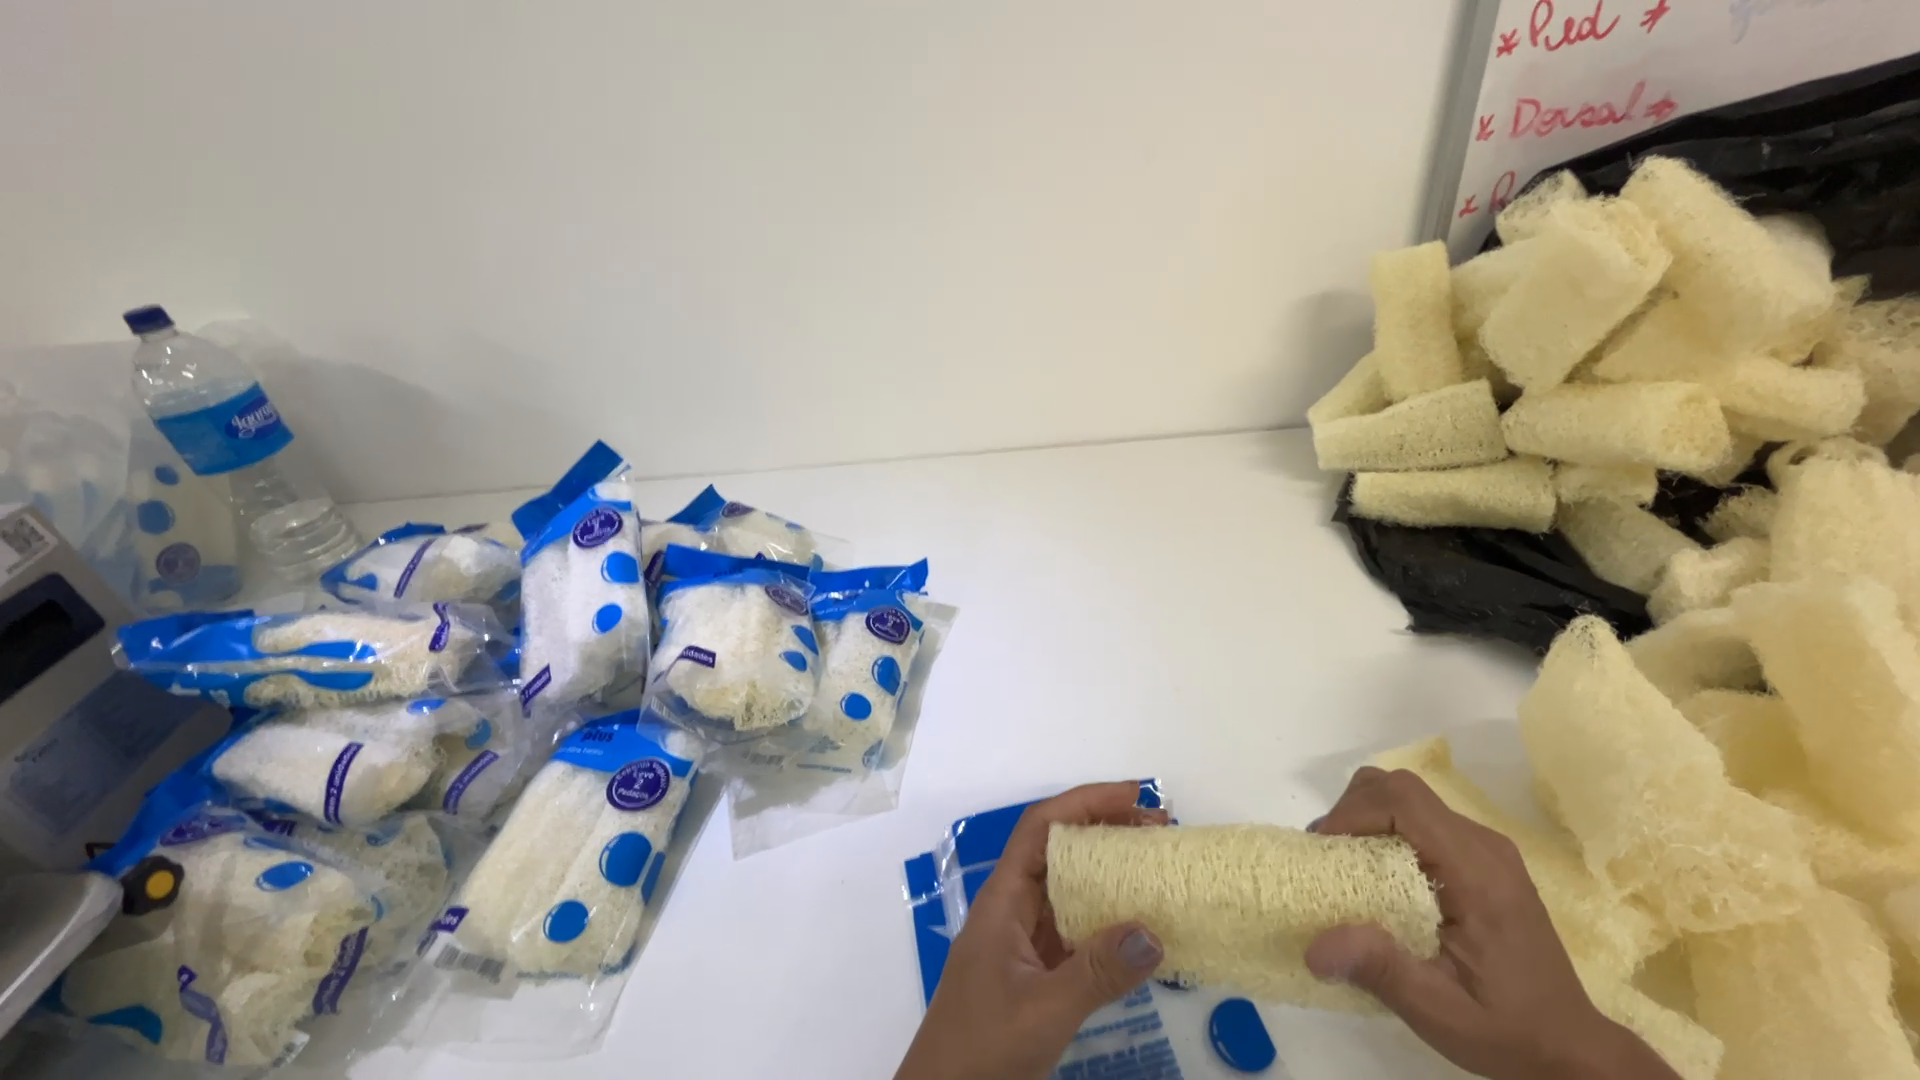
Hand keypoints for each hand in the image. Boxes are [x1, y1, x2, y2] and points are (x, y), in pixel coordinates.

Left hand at [894, 782, 1168, 1079]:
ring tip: (1157, 867)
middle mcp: (1013, 909)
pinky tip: (1140, 928)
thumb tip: (1155, 932)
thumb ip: (1096, 973)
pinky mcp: (1035, 971)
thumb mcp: (1042, 1010)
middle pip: (1059, 851)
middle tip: (1159, 829)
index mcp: (1003, 900)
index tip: (1134, 796)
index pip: (1041, 828)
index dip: (1085, 802)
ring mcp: (1023, 940)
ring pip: (1069, 889)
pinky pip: (1075, 929)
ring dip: (1109, 873)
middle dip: (1105, 830)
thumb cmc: (980, 1046)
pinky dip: (1107, 920)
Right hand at [1305, 767, 1681, 1079]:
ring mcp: (1485, 850)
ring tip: (1343, 863)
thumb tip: (1314, 947)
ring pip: (1410, 799)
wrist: (1571, 1052)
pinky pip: (1422, 821)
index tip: (1323, 848)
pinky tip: (1375, 875)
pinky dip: (1385, 830)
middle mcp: (1484, 847)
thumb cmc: (1507, 1031)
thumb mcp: (1439, 1012)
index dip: (1354, 811)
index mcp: (1478, 873)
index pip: (1406, 801)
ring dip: (1365, 817)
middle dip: (1352, 809)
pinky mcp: (1481, 860)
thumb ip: (1381, 970)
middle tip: (1326, 854)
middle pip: (1403, 788)